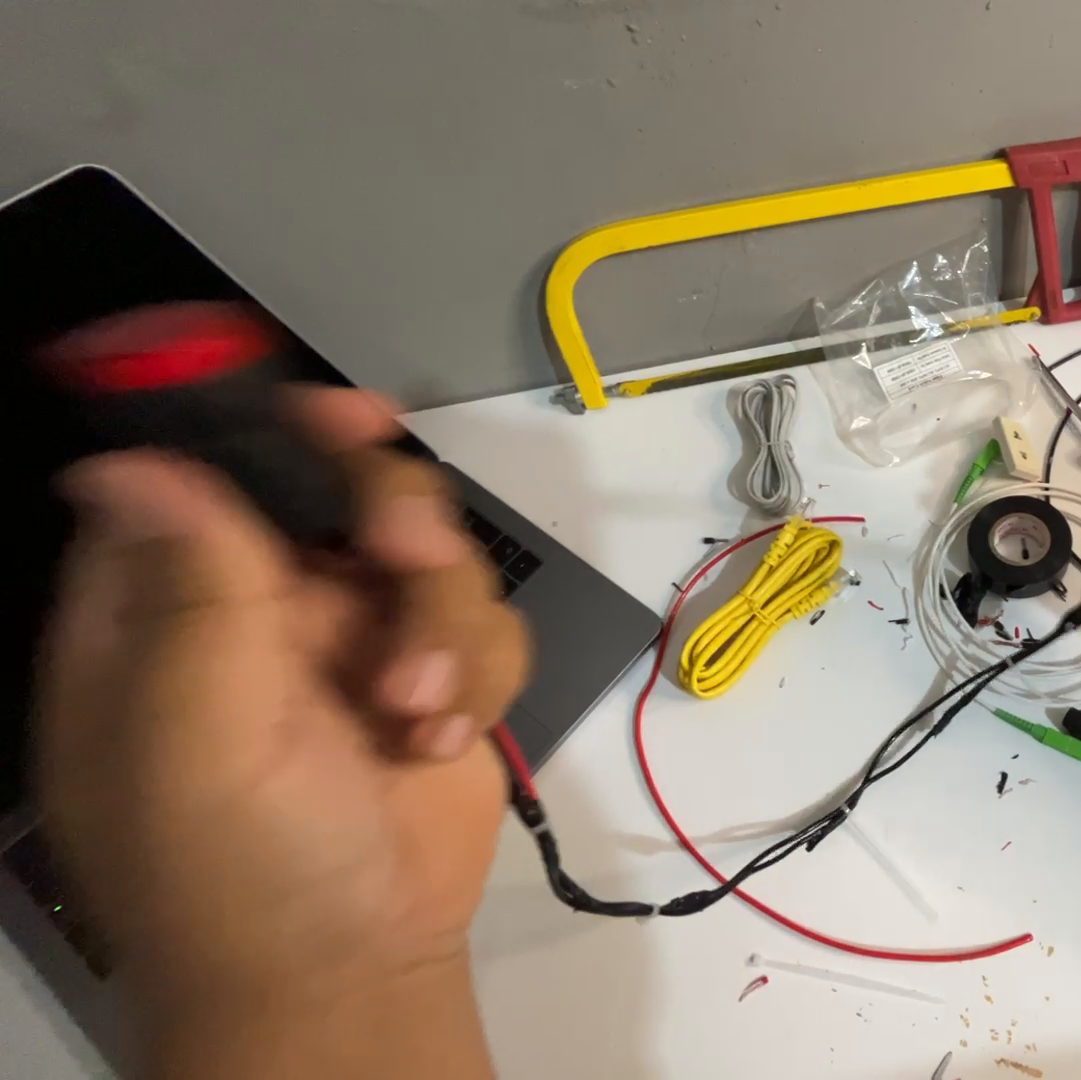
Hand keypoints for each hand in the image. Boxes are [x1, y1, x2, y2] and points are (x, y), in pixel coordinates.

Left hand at [36, 388, 528, 1025]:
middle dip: (408, 536)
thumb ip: (192, 600)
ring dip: (451, 637)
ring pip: (453, 571)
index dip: (279, 435)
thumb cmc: (243, 863)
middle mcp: (287, 613)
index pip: (224, 485)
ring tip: (425, 717)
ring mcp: (379, 644)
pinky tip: (450, 738)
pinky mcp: (454, 677)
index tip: (349, 416)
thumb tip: (136, 464)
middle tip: (414, 557)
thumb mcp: (196, 739)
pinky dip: (486, 679)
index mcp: (186, 613)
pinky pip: (498, 631)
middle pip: (369, 510)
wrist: (363, 952)